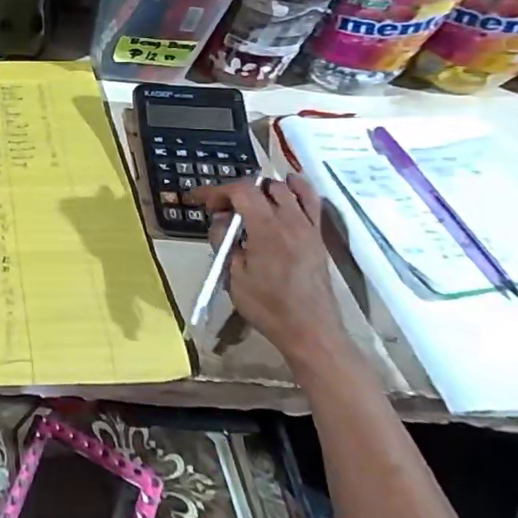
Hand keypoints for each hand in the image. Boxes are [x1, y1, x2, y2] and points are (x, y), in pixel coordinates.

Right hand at [190, 175, 346, 364]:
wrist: (310, 330)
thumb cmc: (267, 306)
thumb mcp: (232, 274)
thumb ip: (224, 240)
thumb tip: (220, 220)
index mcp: (267, 230)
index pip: (241, 191)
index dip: (216, 190)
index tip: (198, 200)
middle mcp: (291, 222)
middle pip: (262, 186)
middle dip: (236, 190)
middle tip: (219, 208)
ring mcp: (309, 228)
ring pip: (288, 189)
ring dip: (263, 188)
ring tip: (247, 202)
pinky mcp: (318, 237)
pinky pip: (311, 202)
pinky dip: (297, 190)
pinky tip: (287, 188)